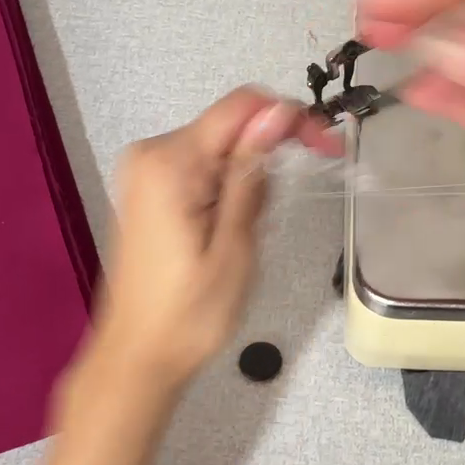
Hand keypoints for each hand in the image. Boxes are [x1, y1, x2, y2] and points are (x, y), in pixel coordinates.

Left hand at [83, 88, 318, 382]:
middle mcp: (151, 154)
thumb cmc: (190, 315)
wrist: (137, 357)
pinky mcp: (148, 191)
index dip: (291, 117)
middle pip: (230, 126)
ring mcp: (145, 172)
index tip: (328, 149)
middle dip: (267, 158)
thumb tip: (278, 113)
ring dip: (247, 182)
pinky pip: (201, 170)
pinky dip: (226, 191)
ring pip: (219, 150)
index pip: (242, 106)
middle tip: (273, 219)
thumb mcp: (234, 246)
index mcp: (170, 162)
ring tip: (244, 238)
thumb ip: (251, 174)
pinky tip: (226, 233)